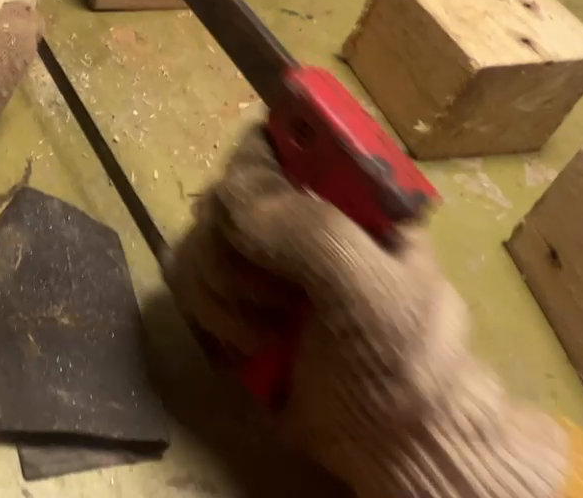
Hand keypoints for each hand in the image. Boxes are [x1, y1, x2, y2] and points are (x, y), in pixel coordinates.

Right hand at [168, 133, 582, 497]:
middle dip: (235, 255)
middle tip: (278, 297)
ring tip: (270, 331)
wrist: (390, 444)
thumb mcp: (375, 292)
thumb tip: (225, 198)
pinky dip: (207, 315)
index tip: (260, 227)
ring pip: (193, 237)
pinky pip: (181, 278)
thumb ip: (306, 232)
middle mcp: (291, 210)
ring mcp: (254, 251)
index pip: (269, 139)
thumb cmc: (400, 362)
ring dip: (222, 295)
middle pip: (220, 193)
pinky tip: (248, 345)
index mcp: (337, 189)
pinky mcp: (225, 291)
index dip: (252, 176)